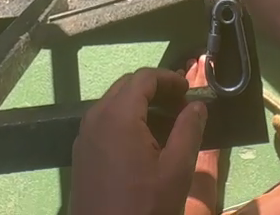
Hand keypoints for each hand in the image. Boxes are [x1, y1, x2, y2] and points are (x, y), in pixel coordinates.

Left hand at [70, 67, 207, 214]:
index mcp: (118, 115)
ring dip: (139, 103)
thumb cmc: (144, 208)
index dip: (168, 78)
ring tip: (166, 121)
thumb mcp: (176, 171)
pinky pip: (104, 121)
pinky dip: (124, 119)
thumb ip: (189, 130)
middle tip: (180, 103)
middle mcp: (95, 117)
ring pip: (114, 102)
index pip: (144, 77)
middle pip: (127, 85)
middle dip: (155, 88)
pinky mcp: (81, 153)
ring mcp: (84, 135)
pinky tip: (143, 140)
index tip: (189, 89)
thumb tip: (197, 105)